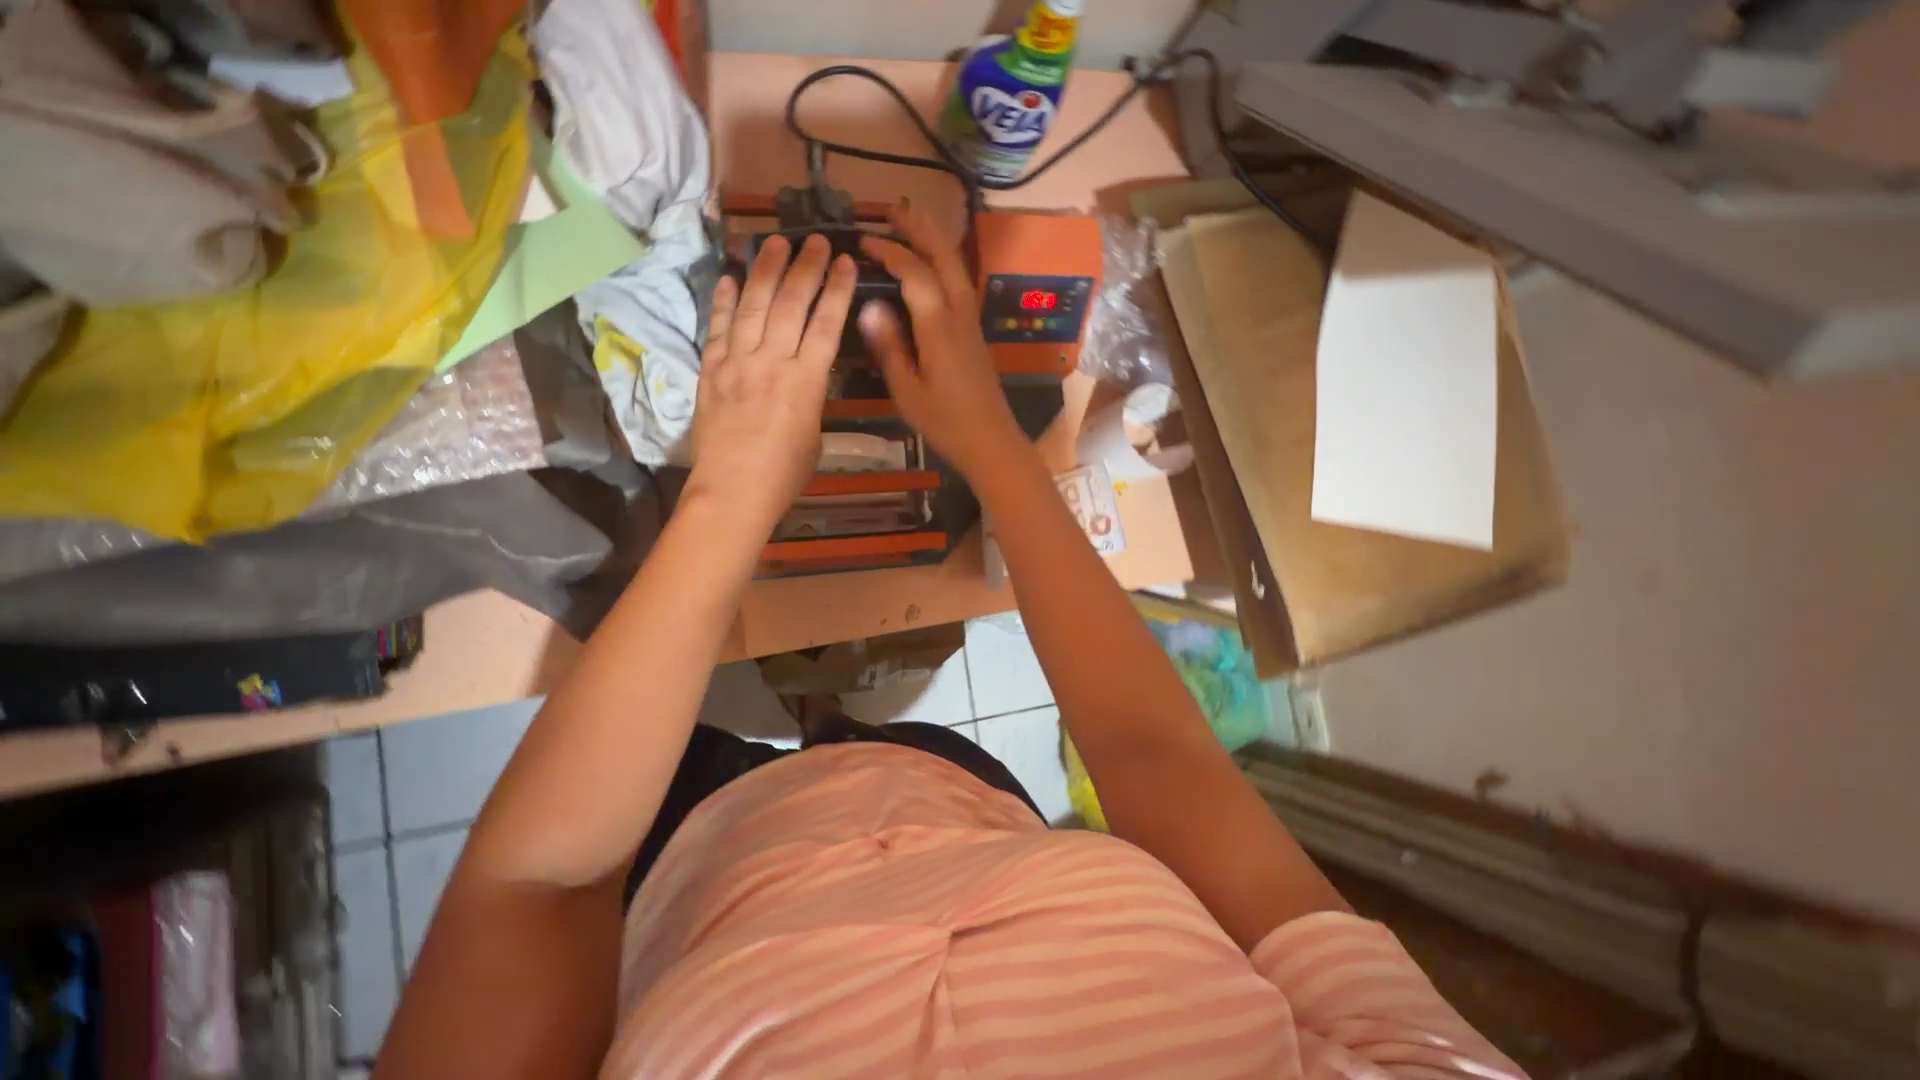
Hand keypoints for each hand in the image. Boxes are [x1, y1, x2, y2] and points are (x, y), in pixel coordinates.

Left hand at [685, 233, 857, 533]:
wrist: (732, 491)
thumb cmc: (784, 474)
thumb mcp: (814, 434)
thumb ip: (811, 398)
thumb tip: (805, 379)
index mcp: (806, 381)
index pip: (826, 323)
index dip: (837, 289)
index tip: (845, 262)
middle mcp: (772, 362)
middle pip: (791, 303)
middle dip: (805, 267)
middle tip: (815, 241)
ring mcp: (737, 362)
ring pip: (754, 305)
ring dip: (766, 270)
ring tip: (776, 243)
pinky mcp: (710, 370)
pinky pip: (718, 327)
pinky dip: (724, 300)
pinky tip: (731, 277)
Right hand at [859, 204, 1032, 478]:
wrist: (991, 440)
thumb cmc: (945, 421)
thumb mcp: (907, 390)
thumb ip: (890, 346)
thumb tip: (868, 306)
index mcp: (938, 326)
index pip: (914, 273)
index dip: (889, 251)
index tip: (862, 240)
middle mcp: (959, 313)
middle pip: (943, 257)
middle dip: (919, 230)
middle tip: (893, 208)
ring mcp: (970, 320)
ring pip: (955, 267)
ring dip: (934, 240)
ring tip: (912, 222)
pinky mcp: (973, 330)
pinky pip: (958, 282)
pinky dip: (942, 261)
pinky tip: (931, 262)